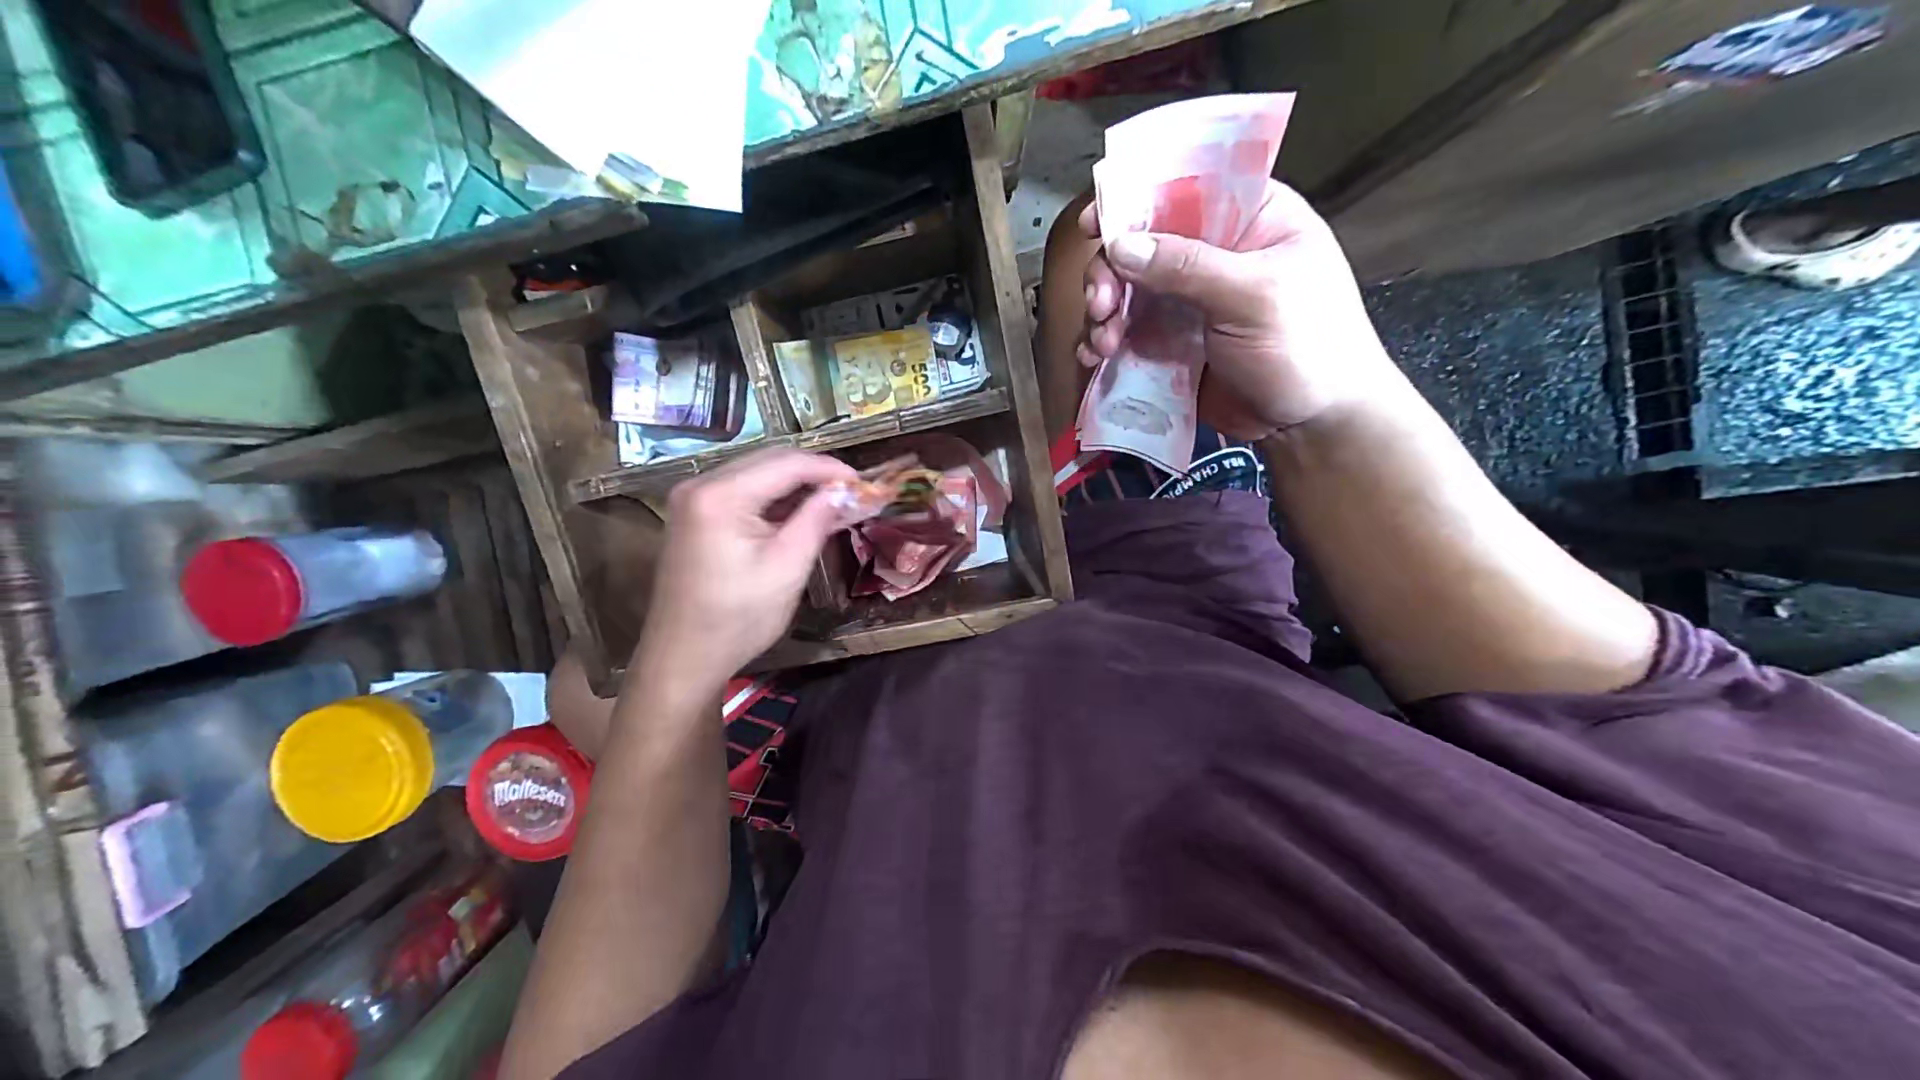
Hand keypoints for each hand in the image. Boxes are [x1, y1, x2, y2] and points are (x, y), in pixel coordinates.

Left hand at [634, 449, 857, 694]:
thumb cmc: (738, 619)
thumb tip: (846, 489)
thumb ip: (817, 519)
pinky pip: (742, 491)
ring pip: (757, 474)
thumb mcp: (788, 567)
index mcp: (720, 495)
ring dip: (796, 486)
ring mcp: (693, 498)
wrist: (684, 658)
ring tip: (834, 503)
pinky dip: (774, 499)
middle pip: (769, 461)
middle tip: (853, 493)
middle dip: (814, 474)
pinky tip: (800, 513)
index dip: (830, 468)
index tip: (864, 482)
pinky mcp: (694, 514)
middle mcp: (700, 484)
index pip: (786, 462)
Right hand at [1079, 181, 1399, 438]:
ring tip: (1102, 343)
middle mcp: (1213, 252)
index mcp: (1249, 217)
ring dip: (1104, 313)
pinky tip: (1097, 357)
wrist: (1310, 423)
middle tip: (1101, 305)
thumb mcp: (1254, 296)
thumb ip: (1187, 267)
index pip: (1183, 188)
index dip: (1133, 198)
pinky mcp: (1172, 341)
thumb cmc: (1308, 347)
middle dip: (1110, 273)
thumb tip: (1121, 245)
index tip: (1094, 222)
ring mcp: (1189, 299)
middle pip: (1141, 243)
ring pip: (1127, 289)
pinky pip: (1128, 331)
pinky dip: (1106, 342)